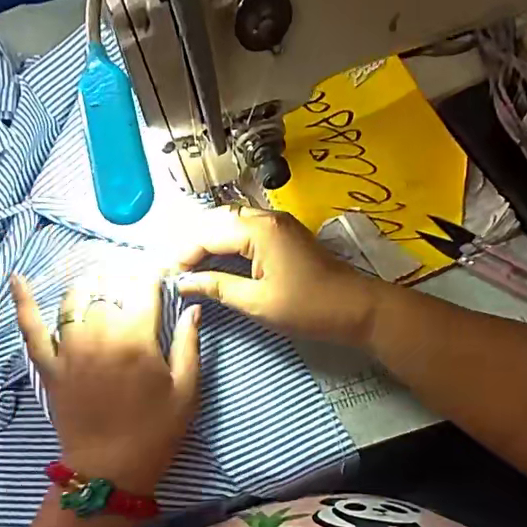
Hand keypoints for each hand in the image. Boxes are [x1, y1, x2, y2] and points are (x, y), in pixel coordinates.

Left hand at [10, 271, 199, 493]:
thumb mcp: (186, 390)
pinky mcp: (48, 366)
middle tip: (133, 285)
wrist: (110, 469)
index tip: (160, 273)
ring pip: (73, 301)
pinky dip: (23, 302)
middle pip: (107, 290)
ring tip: (101, 285)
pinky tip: (17, 279)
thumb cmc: (156, 431)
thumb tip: (192, 307)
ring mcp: (69, 350)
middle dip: (122, 280)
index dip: (153, 275)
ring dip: (88, 287)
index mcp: (137, 340)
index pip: (143, 289)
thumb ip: (188, 345)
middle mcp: (100, 336)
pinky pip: (31, 329)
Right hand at [168, 208, 390, 346]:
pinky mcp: (286, 234)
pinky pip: (248, 230)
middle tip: (178, 272)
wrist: (357, 308)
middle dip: (194, 244)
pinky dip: (229, 242)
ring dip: (211, 241)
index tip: (169, 277)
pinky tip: (219, 262)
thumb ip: (217, 287)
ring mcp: (279, 223)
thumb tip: (184, 283)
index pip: (208, 234)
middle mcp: (267, 217)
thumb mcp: (257, 302)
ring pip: (232, 223)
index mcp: (259, 230)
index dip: (185, 255)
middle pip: (218, 221)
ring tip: (193, 268)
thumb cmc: (308, 308)